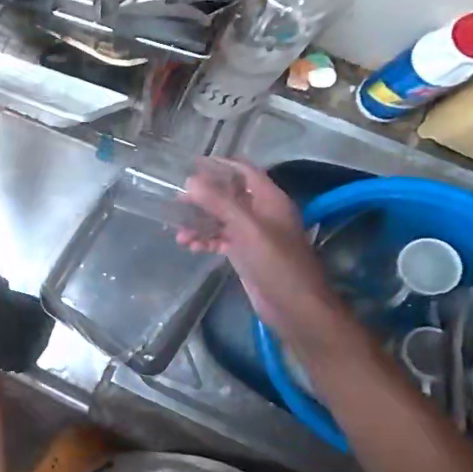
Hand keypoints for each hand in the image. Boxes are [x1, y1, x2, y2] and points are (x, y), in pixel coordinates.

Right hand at [178, 158, 348, 341]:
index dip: (220, 165)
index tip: (191, 164)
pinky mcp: (245, 254)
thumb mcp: (248, 229)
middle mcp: (262, 212)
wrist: (295, 307)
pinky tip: (189, 245)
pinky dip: (206, 240)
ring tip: (178, 229)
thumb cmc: (277, 263)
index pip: (244, 171)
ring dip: (201, 222)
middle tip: (177, 199)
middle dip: (204, 196)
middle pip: (230, 194)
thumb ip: (220, 203)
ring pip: (222, 219)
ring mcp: (253, 234)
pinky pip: (221, 239)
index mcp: (270, 199)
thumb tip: (191, 180)